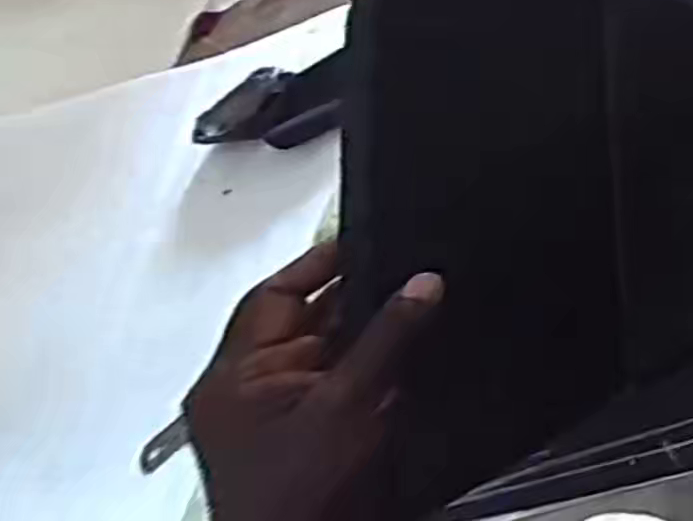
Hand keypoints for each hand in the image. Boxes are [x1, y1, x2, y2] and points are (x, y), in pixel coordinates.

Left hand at [185, 241, 442, 520]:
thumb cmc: (302, 485)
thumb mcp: (347, 402)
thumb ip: (388, 335)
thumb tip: (427, 279)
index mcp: (238, 376)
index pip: (276, 296)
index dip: (322, 261)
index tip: (374, 233)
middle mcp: (259, 380)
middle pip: (314, 311)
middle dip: (366, 286)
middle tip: (416, 260)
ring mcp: (292, 397)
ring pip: (342, 333)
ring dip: (381, 315)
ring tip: (426, 289)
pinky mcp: (325, 409)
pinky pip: (358, 357)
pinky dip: (388, 341)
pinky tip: (422, 326)